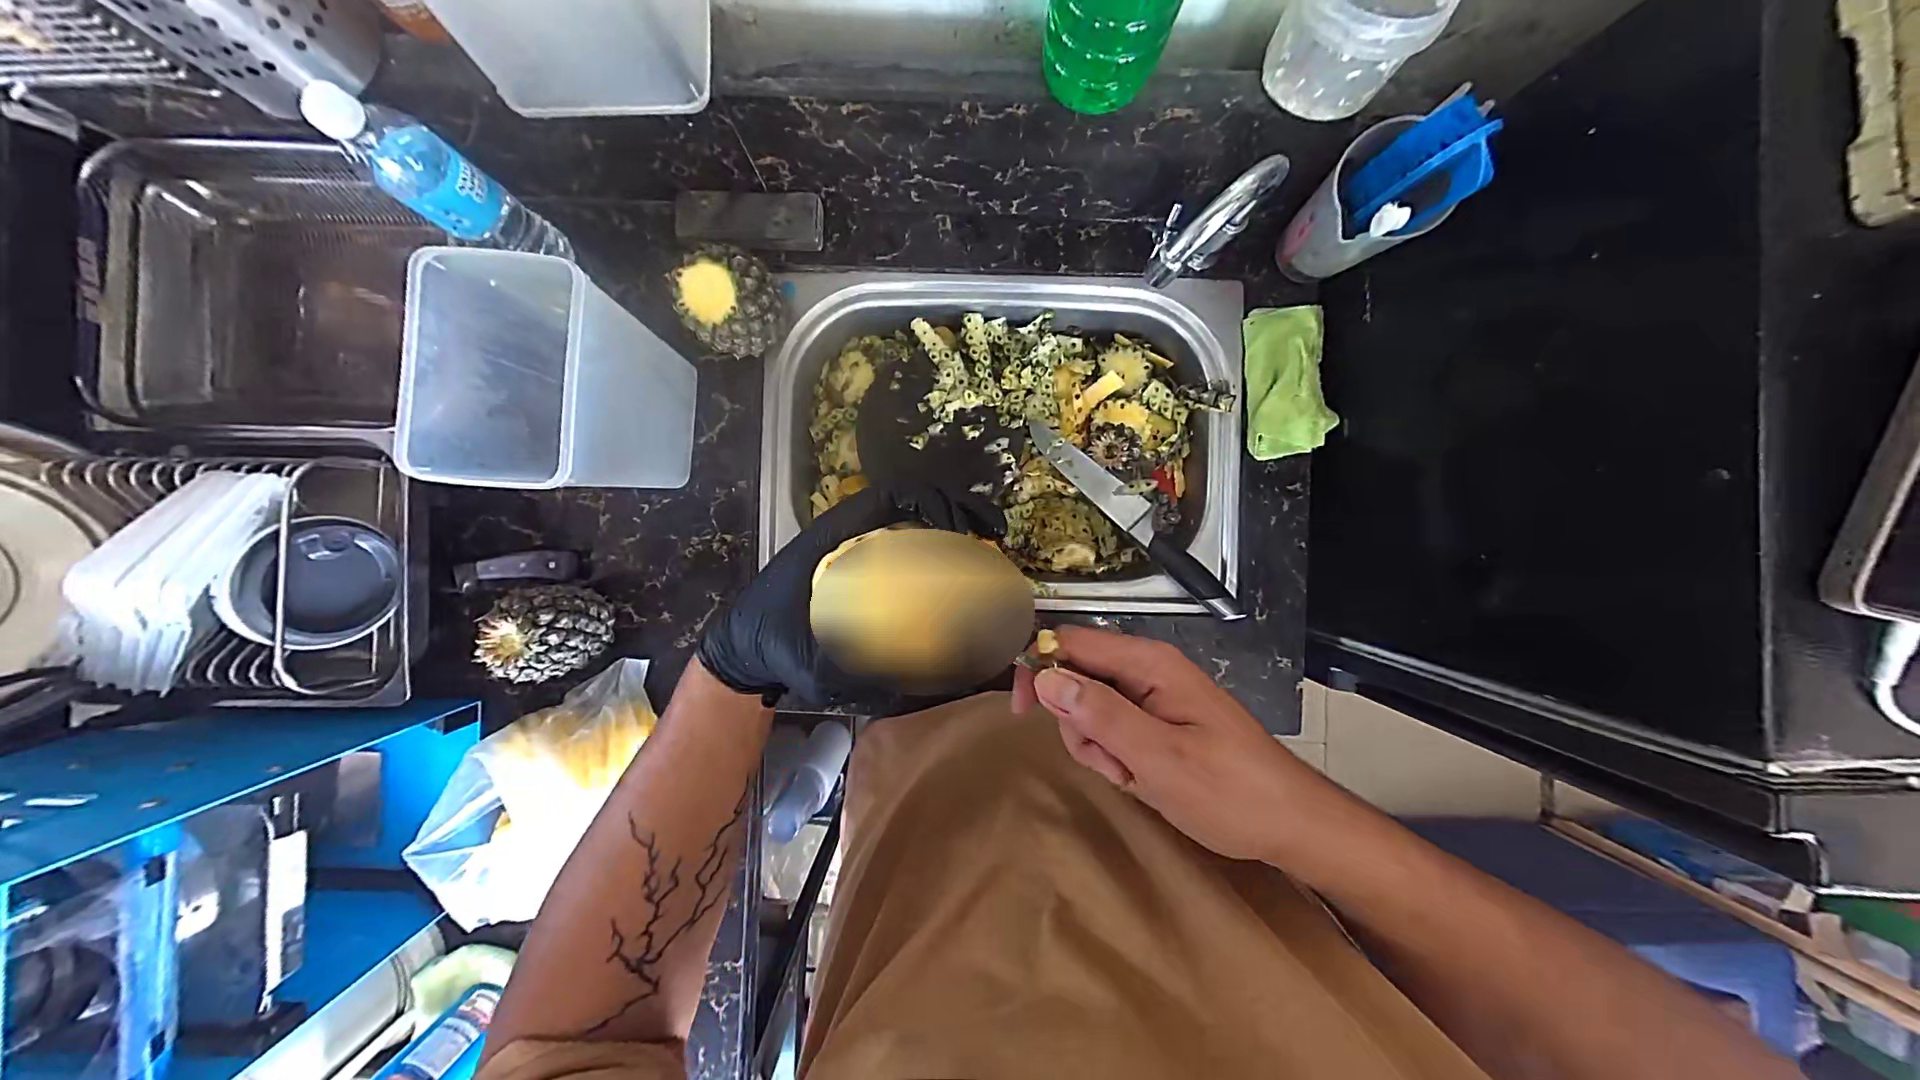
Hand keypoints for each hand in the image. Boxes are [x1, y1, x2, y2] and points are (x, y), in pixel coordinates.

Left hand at [698, 485, 1003, 707]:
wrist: (740, 647)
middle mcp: (850, 534)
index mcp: (837, 538)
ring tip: (988, 554)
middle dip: (960, 513)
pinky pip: (904, 550)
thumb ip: (856, 672)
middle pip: (914, 503)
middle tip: (995, 539)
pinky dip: (935, 556)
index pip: (895, 498)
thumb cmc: (769, 645)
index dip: (937, 503)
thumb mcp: (810, 664)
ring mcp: (856, 549)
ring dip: (952, 531)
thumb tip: (919, 674)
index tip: (967, 531)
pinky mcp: (859, 567)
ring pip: (912, 524)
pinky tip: (956, 582)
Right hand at [1012, 625, 1308, 861]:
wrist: (1291, 824)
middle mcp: (1149, 669)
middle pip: (1077, 675)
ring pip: (1089, 705)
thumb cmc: (1232, 792)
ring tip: (1132, 775)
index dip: (1038, 668)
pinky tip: (1139, 777)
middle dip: (1077, 722)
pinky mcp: (1158, 718)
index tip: (1020, 710)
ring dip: (1096, 744)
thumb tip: (1045, 678)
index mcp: (1150, 663)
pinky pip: (1112, 725)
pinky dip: (1113, 754)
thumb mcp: (1159, 758)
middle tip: (1110, 762)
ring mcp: (1154, 694)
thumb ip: (1100, 714)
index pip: (1070, 642)